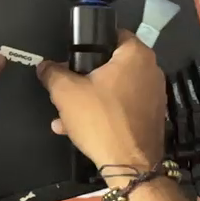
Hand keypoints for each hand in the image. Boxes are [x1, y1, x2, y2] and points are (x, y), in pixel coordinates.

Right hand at [36, 31, 166, 172]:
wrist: (130, 166)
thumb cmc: (100, 119)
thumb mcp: (66, 93)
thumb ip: (53, 73)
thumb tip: (44, 66)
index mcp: (136, 55)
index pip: (113, 33)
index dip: (89, 42)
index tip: (72, 56)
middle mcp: (151, 70)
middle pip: (111, 64)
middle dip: (84, 76)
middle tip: (66, 87)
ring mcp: (155, 95)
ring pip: (115, 88)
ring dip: (90, 98)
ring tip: (64, 115)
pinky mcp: (152, 116)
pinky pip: (123, 106)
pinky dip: (104, 112)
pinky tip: (78, 128)